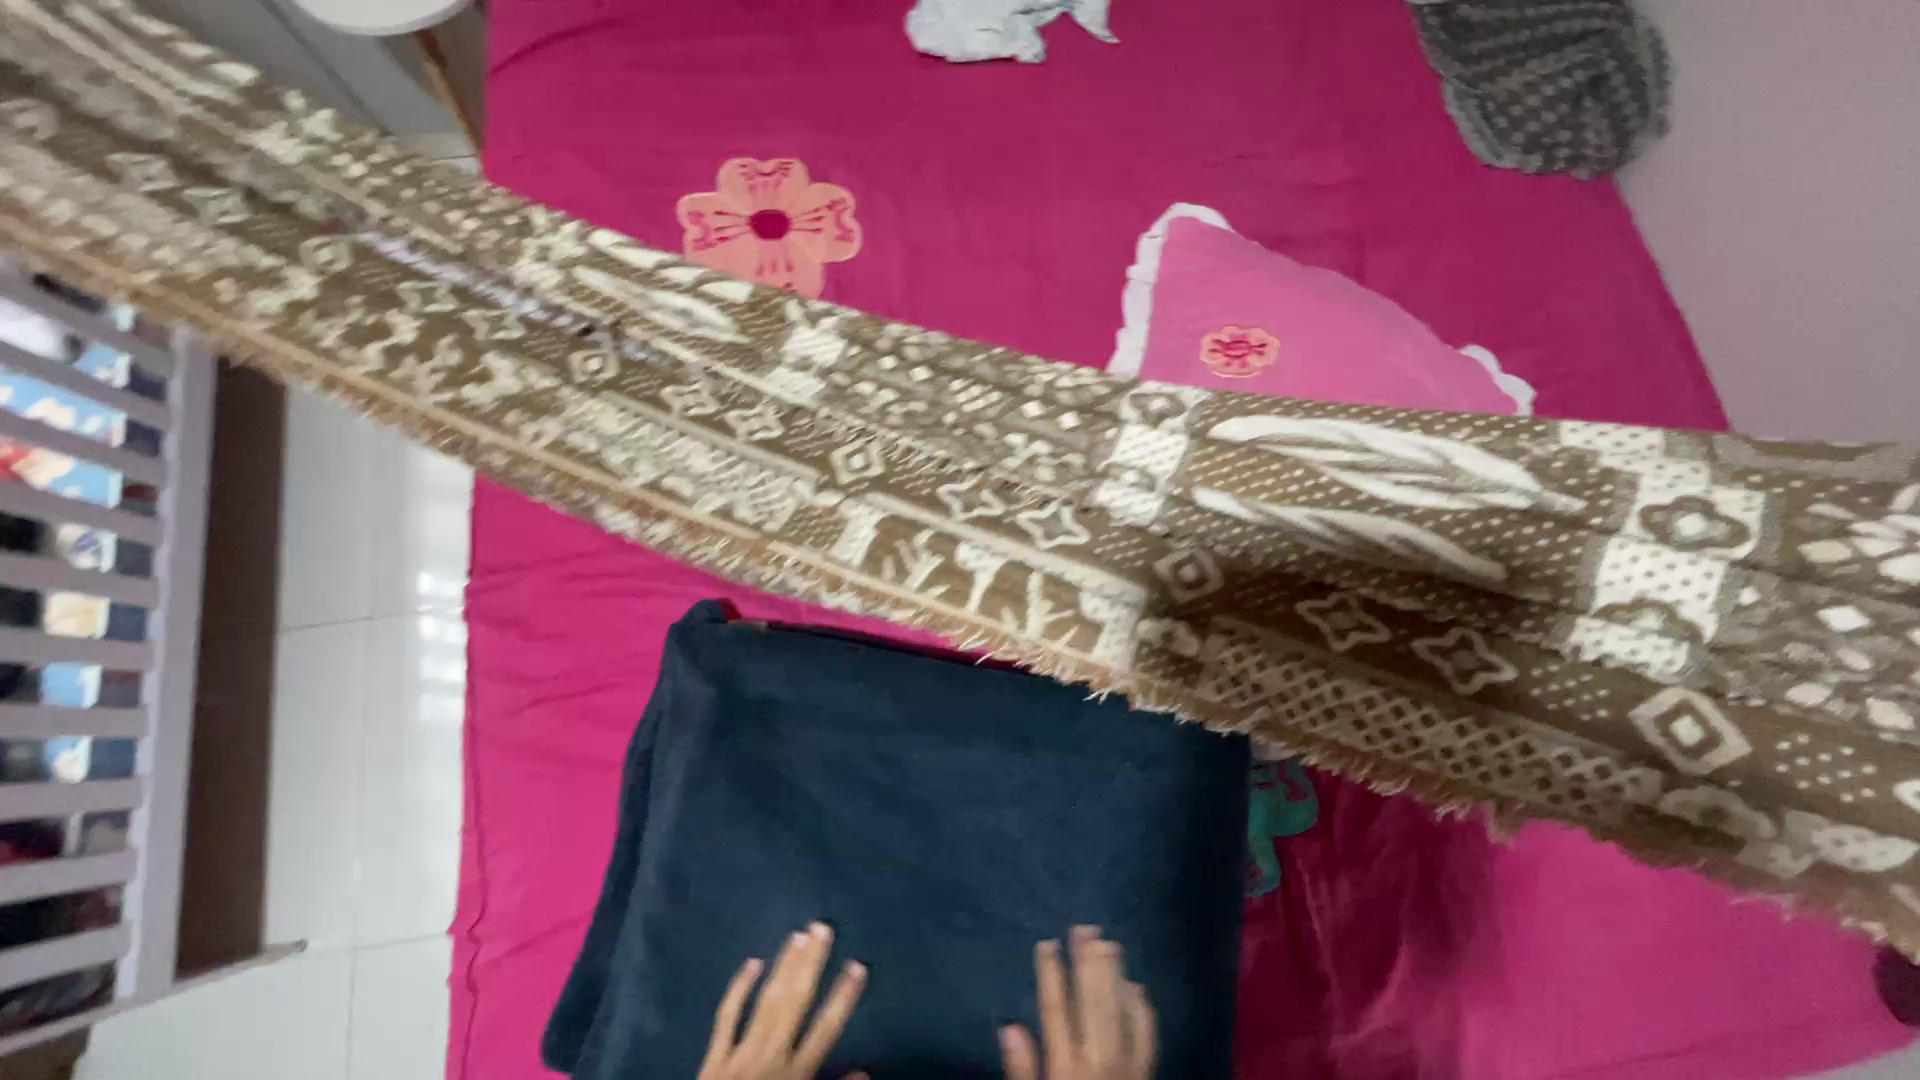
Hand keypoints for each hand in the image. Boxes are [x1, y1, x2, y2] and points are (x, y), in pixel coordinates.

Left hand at [701, 922, 868, 1079]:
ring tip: (799, 934)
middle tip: (822, 927)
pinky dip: (739, 988)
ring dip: (784, 966)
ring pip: (766, 1002)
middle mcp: (771, 1057)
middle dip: (811, 964)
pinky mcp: (713, 1058)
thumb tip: (865, 1072)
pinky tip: (753, 962)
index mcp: (797, 1075)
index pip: (826, 1029)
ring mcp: (740, 1055)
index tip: (858, 964)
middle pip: (796, 1003)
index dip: (844, 996)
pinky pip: (727, 1017)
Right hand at [1000, 926, 1156, 1079]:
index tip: (1047, 942)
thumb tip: (1009, 1026)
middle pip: (1092, 1003)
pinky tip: (1138, 987)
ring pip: (1120, 1013)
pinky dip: (1143, 1011)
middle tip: (1086, 928)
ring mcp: (1125, 1068)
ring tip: (1110, 943)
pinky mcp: (1145, 1077)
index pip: (1056, 1011)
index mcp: (1065, 1067)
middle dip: (1087, 964)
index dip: (1051, 974)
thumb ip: (1023, 1071)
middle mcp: (1096, 1061)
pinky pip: (1147, 1039)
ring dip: (1115, 977)